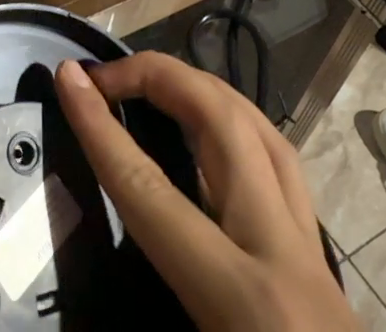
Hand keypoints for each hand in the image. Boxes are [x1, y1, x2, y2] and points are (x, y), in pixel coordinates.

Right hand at [55, 52, 360, 331]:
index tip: (66, 80)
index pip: (148, 187)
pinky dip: (232, 127)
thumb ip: (134, 308)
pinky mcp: (319, 253)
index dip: (99, 126)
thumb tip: (88, 279)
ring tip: (147, 88)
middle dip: (157, 78)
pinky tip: (206, 138)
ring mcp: (310, 246)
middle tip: (103, 77)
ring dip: (198, 92)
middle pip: (220, 122)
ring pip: (260, 128)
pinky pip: (277, 161)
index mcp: (238, 298)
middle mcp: (280, 251)